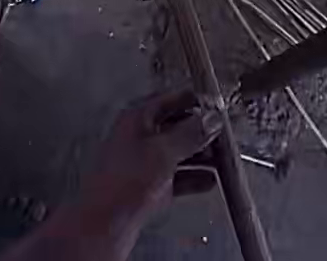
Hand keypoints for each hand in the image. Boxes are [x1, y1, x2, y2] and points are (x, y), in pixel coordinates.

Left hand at [80, 90, 222, 220]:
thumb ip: (191, 133)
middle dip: (203, 129)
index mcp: (140, 116)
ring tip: (224, 159)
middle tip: (226, 135)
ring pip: (180, 150)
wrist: (99, 230)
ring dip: (202, 154)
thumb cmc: (125, 183)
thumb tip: (214, 117)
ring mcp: (145, 161)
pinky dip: (193, 176)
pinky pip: (176, 175)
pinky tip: (210, 181)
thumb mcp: (163, 152)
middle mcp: (142, 134)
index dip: (199, 100)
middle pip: (179, 124)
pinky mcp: (148, 186)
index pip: (175, 97)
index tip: (221, 107)